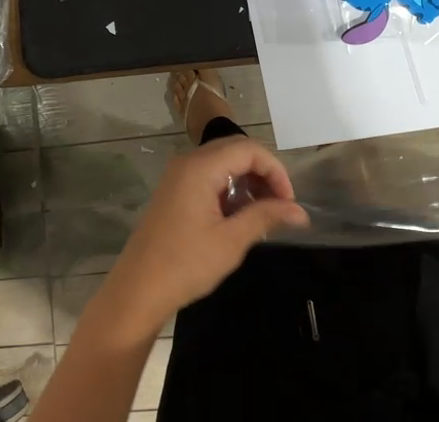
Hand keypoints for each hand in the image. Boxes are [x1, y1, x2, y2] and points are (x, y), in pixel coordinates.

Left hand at [101, 137, 309, 337]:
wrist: (137, 289)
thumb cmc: (185, 265)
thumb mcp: (231, 241)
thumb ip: (265, 217)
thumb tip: (300, 211)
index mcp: (200, 167)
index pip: (248, 149)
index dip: (275, 170)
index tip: (289, 202)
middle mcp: (187, 162)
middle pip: (235, 150)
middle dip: (263, 173)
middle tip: (280, 205)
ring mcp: (178, 175)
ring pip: (222, 162)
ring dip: (247, 180)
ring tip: (263, 213)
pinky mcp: (174, 190)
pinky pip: (209, 175)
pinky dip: (229, 187)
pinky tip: (239, 215)